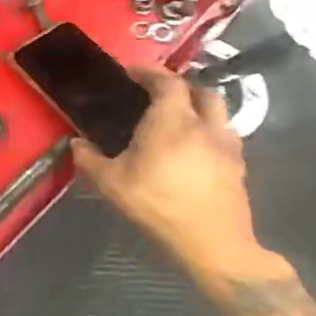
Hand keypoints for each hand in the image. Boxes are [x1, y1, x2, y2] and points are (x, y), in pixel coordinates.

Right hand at [72, 67, 278, 279]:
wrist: (213, 243)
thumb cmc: (158, 205)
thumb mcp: (111, 183)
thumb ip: (89, 158)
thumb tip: (76, 143)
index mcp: (171, 122)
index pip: (168, 82)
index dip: (150, 72)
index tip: (132, 72)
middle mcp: (204, 126)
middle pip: (201, 90)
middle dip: (180, 85)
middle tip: (157, 92)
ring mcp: (227, 145)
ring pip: (219, 111)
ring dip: (198, 106)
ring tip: (177, 117)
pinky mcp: (239, 165)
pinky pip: (225, 133)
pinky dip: (209, 129)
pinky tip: (193, 146)